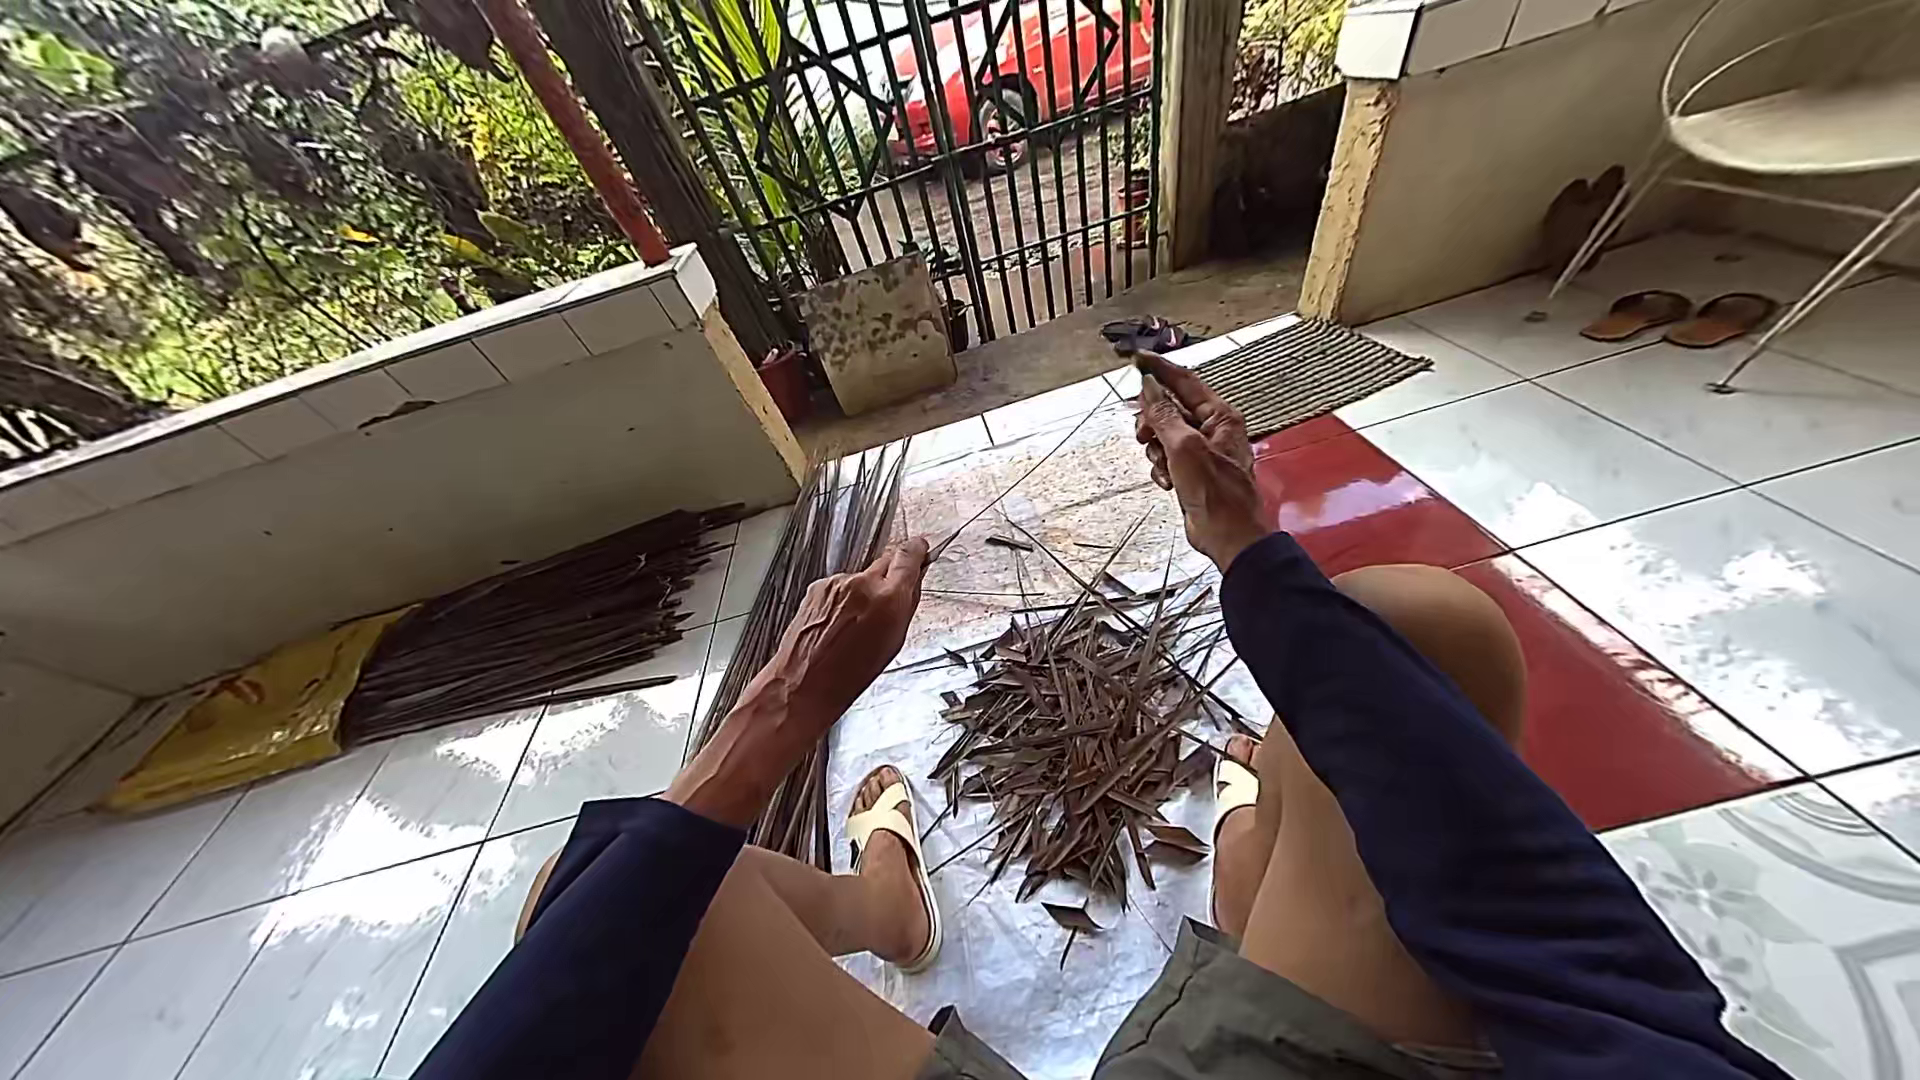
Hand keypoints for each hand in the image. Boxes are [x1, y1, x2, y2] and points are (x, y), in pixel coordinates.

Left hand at [666, 536, 929, 826]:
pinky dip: (846, 597)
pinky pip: (842, 585)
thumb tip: (912, 582)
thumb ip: (906, 605)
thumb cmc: (848, 675)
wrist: (803, 683)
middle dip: (893, 572)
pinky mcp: (818, 586)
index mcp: (888, 599)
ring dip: (867, 589)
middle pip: (886, 560)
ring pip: (863, 574)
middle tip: (894, 591)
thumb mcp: (894, 642)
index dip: (917, 550)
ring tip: (860, 622)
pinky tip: (841, 622)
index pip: (908, 556)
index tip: (921, 548)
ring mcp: (837, 583)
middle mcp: (862, 584)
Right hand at [1132, 353, 1269, 569]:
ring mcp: (1200, 451)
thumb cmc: (1219, 495)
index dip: (1158, 370)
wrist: (1228, 535)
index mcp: (1219, 416)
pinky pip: (1164, 458)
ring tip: (1164, 467)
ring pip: (1162, 435)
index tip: (1135, 359)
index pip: (1184, 381)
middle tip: (1143, 435)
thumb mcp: (1184, 448)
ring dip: (1155, 451)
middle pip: (1168, 409)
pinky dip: (1160, 468)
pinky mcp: (1190, 471)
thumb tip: (1148, 387)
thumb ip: (1164, 414)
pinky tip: (1167, 481)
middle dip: (1151, 423)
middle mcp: (1211, 430)